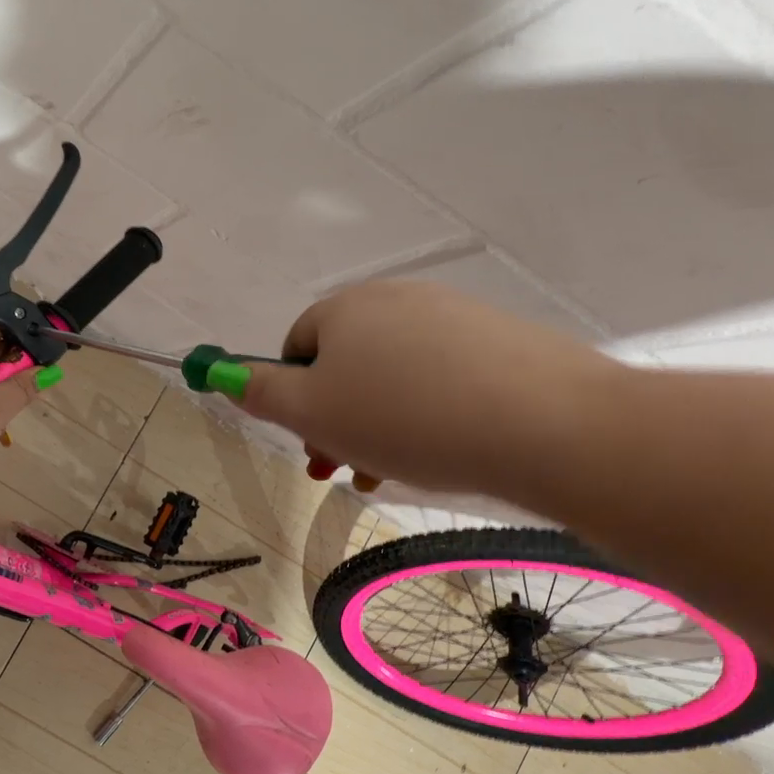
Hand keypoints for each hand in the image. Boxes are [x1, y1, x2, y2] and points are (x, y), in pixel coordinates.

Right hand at [240, 282, 622, 494]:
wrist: (554, 427)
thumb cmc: (406, 419)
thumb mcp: (310, 413)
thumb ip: (257, 392)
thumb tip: (219, 371)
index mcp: (346, 308)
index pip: (295, 348)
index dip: (294, 399)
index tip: (312, 442)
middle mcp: (398, 300)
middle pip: (344, 364)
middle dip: (335, 419)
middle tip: (343, 468)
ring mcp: (457, 317)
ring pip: (393, 377)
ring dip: (377, 425)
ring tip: (390, 473)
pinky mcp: (505, 343)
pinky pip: (443, 380)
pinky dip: (429, 416)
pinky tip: (443, 453)